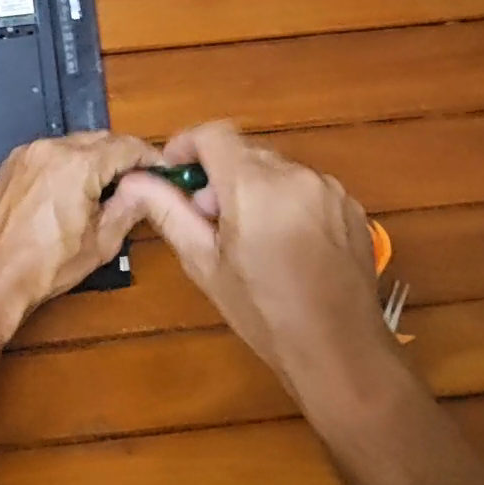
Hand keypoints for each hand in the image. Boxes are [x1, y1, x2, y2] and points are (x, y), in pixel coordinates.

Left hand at [0, 131, 160, 309]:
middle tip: (138, 180)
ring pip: (74, 144)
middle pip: (100, 139)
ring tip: (105, 186)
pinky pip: (50, 153)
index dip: (149, 157)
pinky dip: (66, 163)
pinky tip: (72, 188)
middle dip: (122, 156)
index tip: (162, 169)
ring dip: (94, 158)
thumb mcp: (102, 241)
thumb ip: (129, 207)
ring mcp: (27, 153)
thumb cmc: (47, 264)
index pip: (126, 146)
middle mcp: (50, 149)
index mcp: (77, 165)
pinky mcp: (12, 163)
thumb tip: (146, 188)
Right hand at [114, 123, 388, 381]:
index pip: (213, 134)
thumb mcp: (203, 263)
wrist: (340, 350)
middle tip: (207, 221)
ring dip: (251, 188)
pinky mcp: (350, 206)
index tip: (172, 173)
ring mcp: (329, 189)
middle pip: (243, 152)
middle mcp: (296, 175)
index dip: (185, 145)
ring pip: (274, 170)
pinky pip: (303, 187)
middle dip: (217, 175)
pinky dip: (283, 200)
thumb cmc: (262, 311)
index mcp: (255, 186)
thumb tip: (133, 180)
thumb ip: (167, 212)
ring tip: (246, 238)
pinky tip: (282, 245)